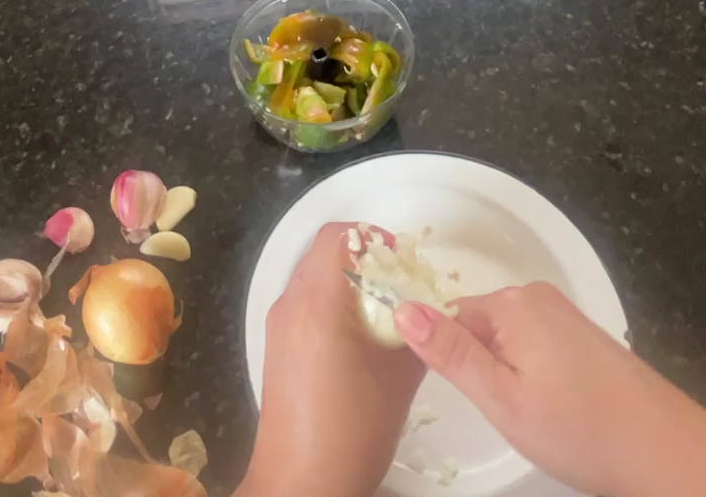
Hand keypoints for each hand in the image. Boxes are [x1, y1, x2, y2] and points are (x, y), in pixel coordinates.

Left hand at [238, 223, 425, 496]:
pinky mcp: (275, 345)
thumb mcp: (398, 379)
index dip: (369, 235)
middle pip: (323, 252)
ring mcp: (278, 325)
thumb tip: (429, 310)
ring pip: (312, 276)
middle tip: (396, 281)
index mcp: (318, 303)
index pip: (336, 236)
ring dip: (345, 279)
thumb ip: (416, 333)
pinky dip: (330, 301)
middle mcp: (291, 304)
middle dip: (361, 256)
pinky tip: (357, 337)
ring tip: (381, 310)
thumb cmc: (352, 431)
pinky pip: (303, 302)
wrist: (300, 484)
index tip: (397, 257)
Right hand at [395, 283, 705, 496]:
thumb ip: (451, 353)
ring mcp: (564, 313)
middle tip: (508, 411)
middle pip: (479, 325)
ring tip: (536, 415)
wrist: (670, 453)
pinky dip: (535, 373)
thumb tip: (400, 308)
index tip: (470, 396)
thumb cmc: (581, 429)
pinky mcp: (583, 333)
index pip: (450, 317)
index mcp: (511, 303)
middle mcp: (535, 295)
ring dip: (509, 373)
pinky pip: (535, 344)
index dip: (451, 358)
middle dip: (483, 367)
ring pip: (508, 338)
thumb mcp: (502, 399)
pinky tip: (558, 408)